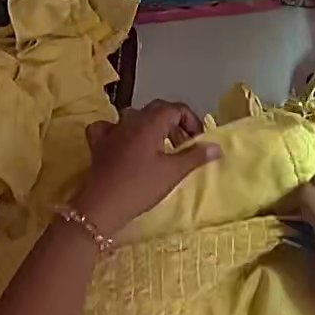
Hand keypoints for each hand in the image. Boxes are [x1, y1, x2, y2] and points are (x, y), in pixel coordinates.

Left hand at [72, 100, 221, 230]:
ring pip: (135, 117)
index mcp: (151, 122)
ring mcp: (112, 130)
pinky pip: (109, 127)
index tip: (198, 140)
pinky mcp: (98, 144)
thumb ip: (195, 156)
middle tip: (184, 144)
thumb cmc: (141, 186)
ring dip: (151, 126)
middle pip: (157, 110)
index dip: (192, 121)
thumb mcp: (173, 172)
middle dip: (175, 123)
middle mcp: (131, 120)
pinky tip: (122, 140)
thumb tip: (216, 146)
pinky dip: (119, 130)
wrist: (102, 206)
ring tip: (160, 146)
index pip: (177, 109)